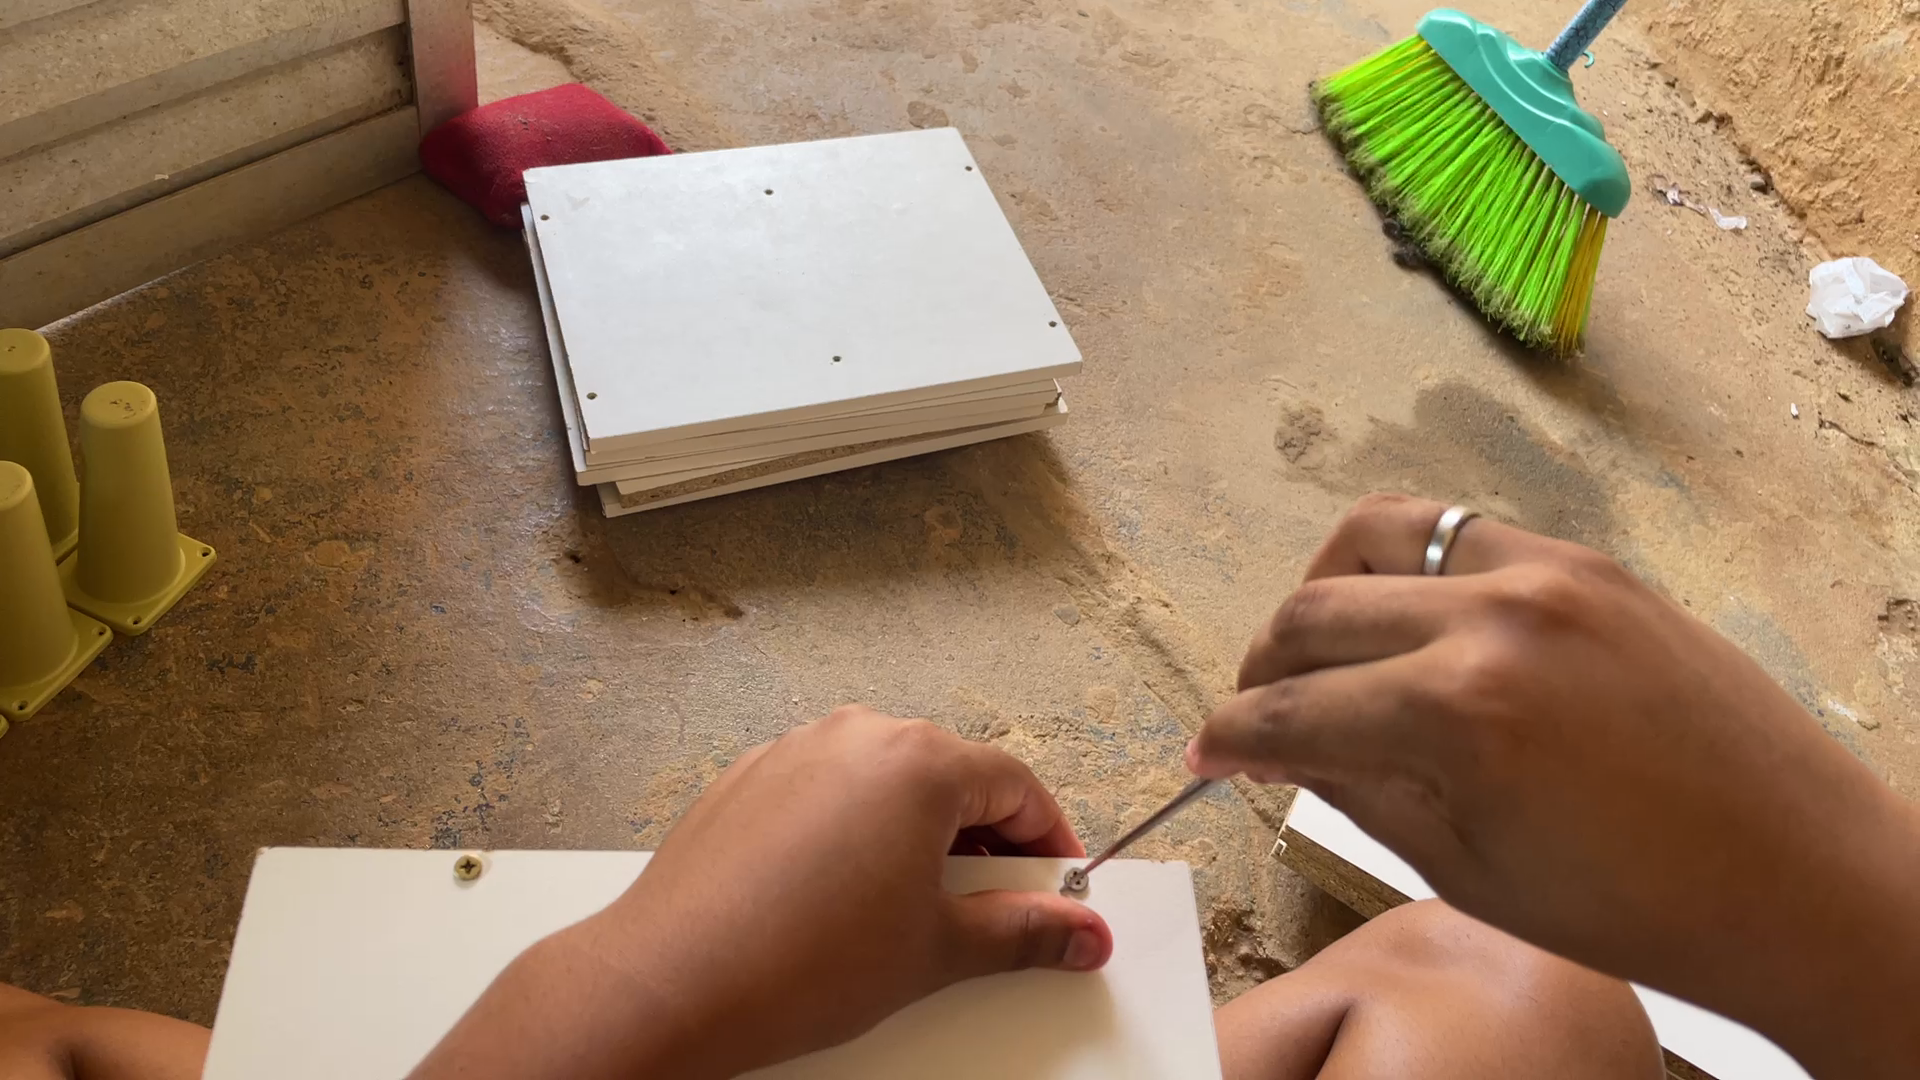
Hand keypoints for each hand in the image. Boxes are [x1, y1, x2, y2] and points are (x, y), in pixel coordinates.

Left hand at [413, 707, 1110, 1079]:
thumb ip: (1024, 932)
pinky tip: (843, 885)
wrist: (669, 980)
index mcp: (918, 761)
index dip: (1048, 837)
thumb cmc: (803, 961)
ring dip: (922, 829)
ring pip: (893, 777)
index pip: (1016, 784)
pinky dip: (861, 823)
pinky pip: (835, 783)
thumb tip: (1080, 933)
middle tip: (990, 902)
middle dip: (986, 837)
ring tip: (911, 900)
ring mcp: (804, 745)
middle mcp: (861, 733)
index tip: (1057, 883)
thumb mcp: (936, 948)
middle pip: (954, 775)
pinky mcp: (760, 770)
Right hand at [1189, 494, 1919, 1077]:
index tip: (1203, 755)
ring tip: (1322, 647)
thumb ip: (1338, 781)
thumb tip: (1265, 739)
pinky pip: (1442, 529)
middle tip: (1258, 712)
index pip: (1293, 711)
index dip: (1229, 736)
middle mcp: (1490, 618)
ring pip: (1361, 537)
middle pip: (1307, 616)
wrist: (1820, 882)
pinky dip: (1388, 564)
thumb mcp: (1451, 863)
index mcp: (1461, 716)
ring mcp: (1540, 570)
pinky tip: (1395, 613)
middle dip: (1258, 671)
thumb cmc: (1627, 905)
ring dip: (1315, 595)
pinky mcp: (1576, 556)